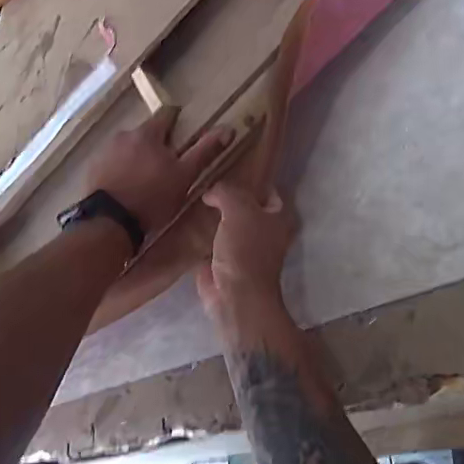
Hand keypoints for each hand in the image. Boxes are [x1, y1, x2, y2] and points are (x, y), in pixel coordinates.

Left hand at [86, 107, 232, 234]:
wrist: (111, 222)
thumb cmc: (153, 197)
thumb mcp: (185, 176)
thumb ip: (205, 152)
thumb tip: (228, 129)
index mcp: (148, 134)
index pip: (167, 115)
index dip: (178, 121)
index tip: (185, 134)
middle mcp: (123, 135)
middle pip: (146, 133)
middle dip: (157, 143)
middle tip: (168, 165)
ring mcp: (104, 151)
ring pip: (129, 147)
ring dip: (139, 156)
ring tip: (148, 179)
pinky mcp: (92, 168)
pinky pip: (113, 162)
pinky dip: (122, 169)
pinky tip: (129, 187)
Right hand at [195, 180, 296, 313]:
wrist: (235, 296)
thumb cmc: (246, 249)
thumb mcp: (239, 208)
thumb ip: (227, 192)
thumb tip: (211, 192)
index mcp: (280, 218)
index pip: (268, 190)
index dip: (252, 178)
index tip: (228, 167)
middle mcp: (266, 232)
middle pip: (246, 207)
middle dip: (228, 197)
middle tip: (204, 180)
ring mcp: (244, 249)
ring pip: (227, 224)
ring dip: (212, 215)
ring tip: (191, 196)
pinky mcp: (223, 264)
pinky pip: (211, 242)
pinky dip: (200, 235)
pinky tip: (183, 220)